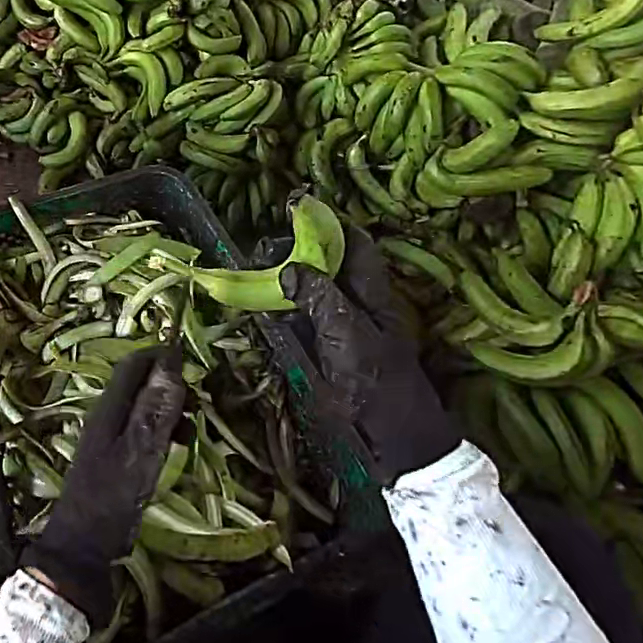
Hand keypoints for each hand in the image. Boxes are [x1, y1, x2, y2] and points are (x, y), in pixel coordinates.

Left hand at [22, 346, 185, 622]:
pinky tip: (176, 445)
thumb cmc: (112, 495)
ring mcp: (110, 434)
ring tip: (191, 426)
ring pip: (143, 405)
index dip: (162, 356)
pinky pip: (142, 428)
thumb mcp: (141, 449)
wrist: (82, 544)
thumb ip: (156, 407)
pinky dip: (162, 429)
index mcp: (110, 406)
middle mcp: (108, 413)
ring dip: (169, 407)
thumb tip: (171, 362)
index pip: (135, 363)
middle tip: (197, 401)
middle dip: (170, 384)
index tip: (192, 364)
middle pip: (140, 382)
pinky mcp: (115, 454)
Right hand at [281, 227, 461, 479]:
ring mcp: (337, 324)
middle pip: (324, 262)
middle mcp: (353, 301)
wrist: (390, 435)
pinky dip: (277, 310)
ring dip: (281, 279)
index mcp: (369, 290)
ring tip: (252, 274)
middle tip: (261, 251)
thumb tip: (288, 269)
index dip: (327, 220)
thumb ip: (319, 295)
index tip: (295, 206)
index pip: (352, 241)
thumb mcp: (348, 331)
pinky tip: (258, 307)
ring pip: (307, 289)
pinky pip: (297, 318)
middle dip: (293, 250)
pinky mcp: (322, 348)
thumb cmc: (375, 379)